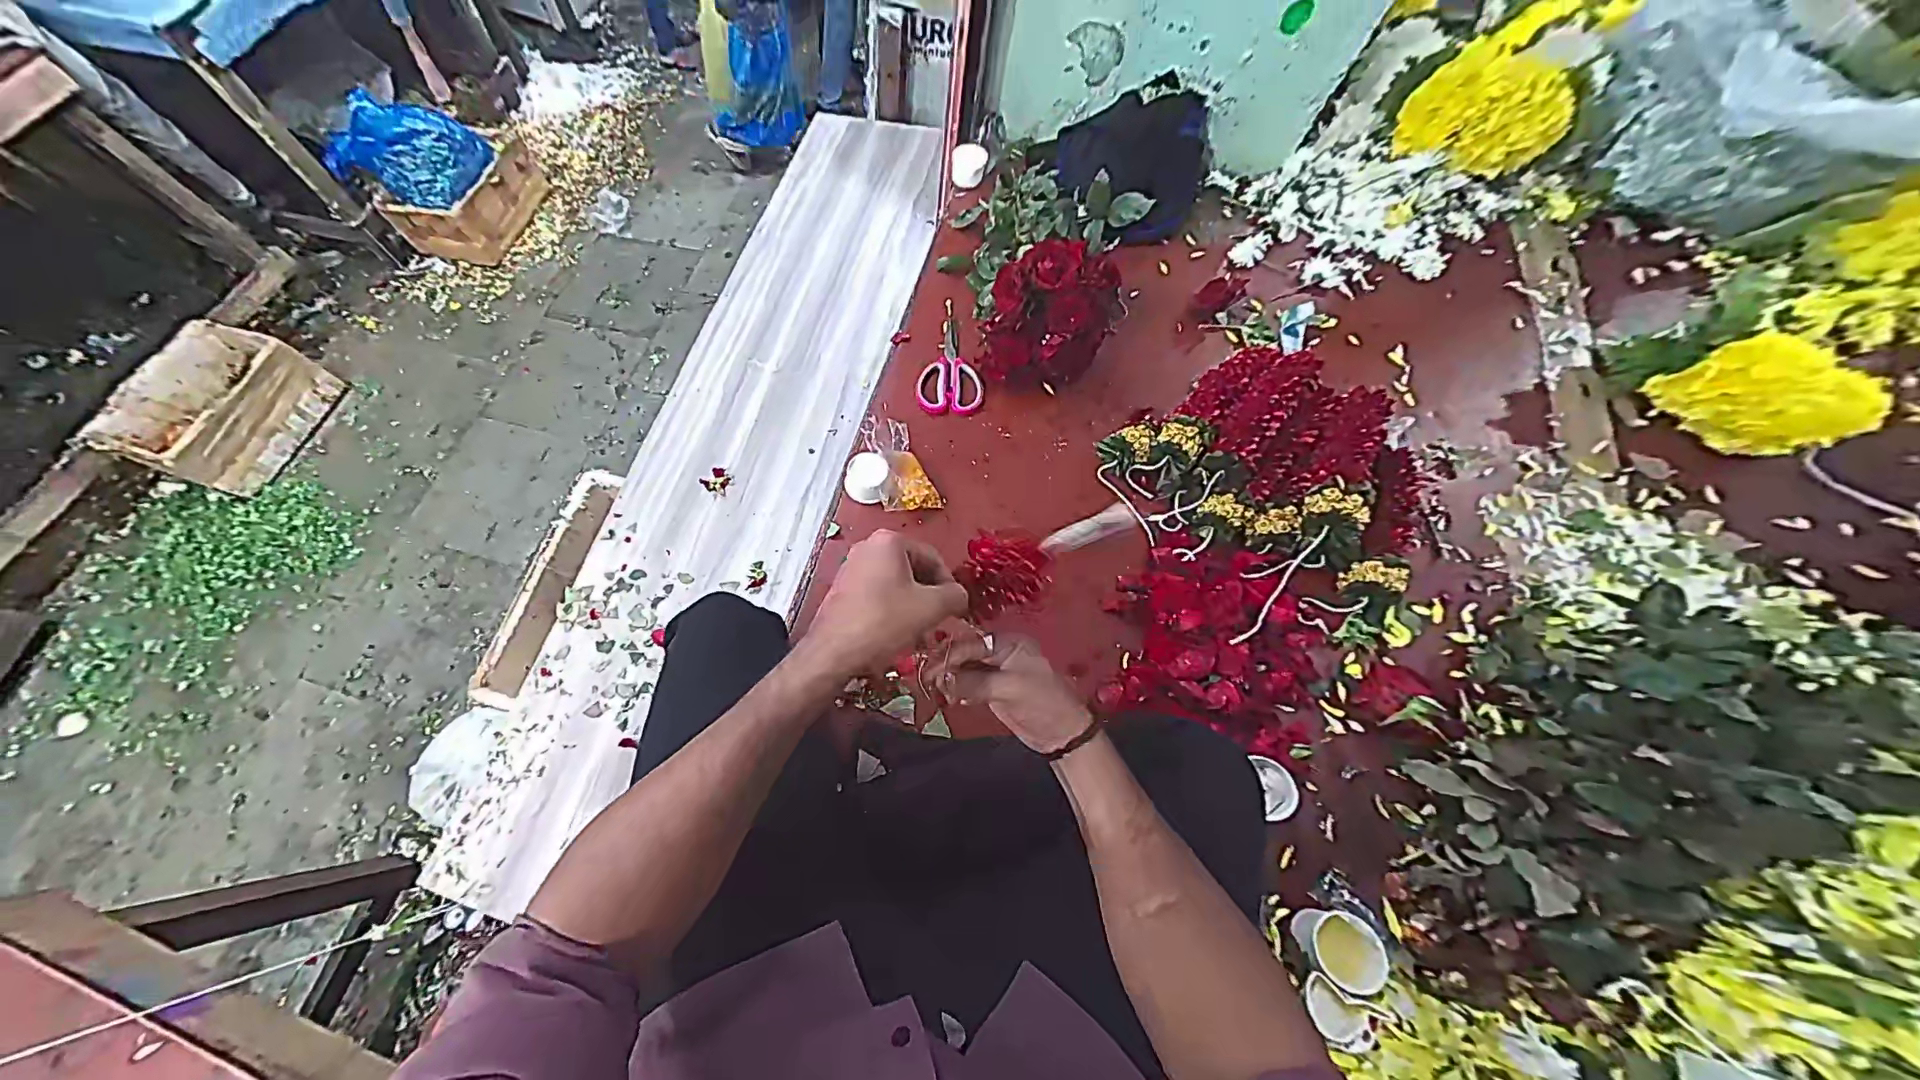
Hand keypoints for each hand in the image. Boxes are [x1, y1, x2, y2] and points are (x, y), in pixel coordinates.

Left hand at [804, 530, 968, 678]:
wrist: (834, 653)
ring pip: (896, 586)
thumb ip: (955, 595)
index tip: (954, 608)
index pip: (933, 558)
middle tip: (937, 621)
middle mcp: (867, 547)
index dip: (949, 585)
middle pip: (914, 570)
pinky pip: (878, 596)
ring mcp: (851, 568)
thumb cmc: (884, 622)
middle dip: (929, 597)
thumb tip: (959, 596)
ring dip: (913, 607)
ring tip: (918, 633)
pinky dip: (892, 612)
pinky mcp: (842, 591)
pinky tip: (896, 635)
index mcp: (889, 541)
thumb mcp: (931, 608)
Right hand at [927, 633, 1091, 753]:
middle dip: (947, 665)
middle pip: (966, 653)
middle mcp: (1001, 653)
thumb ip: (975, 682)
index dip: (951, 654)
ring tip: (934, 689)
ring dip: (949, 678)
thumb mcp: (1009, 688)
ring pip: (965, 669)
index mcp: (1009, 643)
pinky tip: (948, 697)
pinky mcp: (993, 690)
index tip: (930, 667)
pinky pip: (969, 684)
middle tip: (927, 679)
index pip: (972, 643)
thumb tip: (943, 680)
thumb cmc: (1042, 703)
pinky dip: (957, 689)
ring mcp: (996, 672)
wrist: (1062, 733)